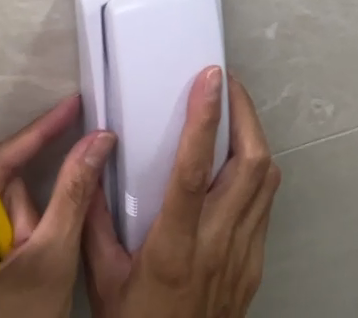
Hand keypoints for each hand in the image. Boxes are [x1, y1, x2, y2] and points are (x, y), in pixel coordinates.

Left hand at [0, 94, 115, 317]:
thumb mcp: (54, 257)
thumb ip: (75, 191)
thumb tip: (99, 137)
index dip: (39, 134)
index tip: (75, 106)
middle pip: (3, 190)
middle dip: (35, 212)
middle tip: (45, 251)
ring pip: (6, 212)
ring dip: (32, 232)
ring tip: (35, 274)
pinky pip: (0, 233)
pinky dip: (25, 240)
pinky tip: (31, 270)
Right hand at [83, 66, 280, 317]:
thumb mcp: (102, 278)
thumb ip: (93, 220)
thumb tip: (91, 161)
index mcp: (173, 247)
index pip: (193, 171)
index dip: (203, 119)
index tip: (209, 79)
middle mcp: (216, 244)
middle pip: (251, 166)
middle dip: (245, 114)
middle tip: (228, 84)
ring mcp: (243, 254)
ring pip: (266, 180)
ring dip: (255, 136)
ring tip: (235, 110)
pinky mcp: (255, 263)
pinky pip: (265, 204)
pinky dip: (257, 170)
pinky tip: (238, 160)